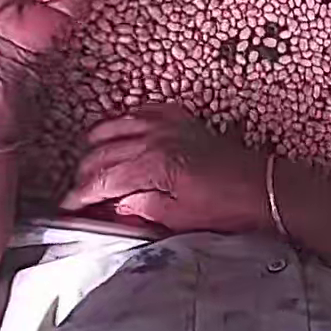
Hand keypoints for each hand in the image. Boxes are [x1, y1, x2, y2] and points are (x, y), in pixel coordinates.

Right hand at [60, 105, 274, 234]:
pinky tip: (120, 134)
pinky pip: (142, 112)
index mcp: (153, 165)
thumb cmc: (225, 207)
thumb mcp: (178, 217)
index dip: (80, 196)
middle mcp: (156, 138)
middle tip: (81, 194)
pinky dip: (125, 122)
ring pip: (115, 126)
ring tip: (93, 165)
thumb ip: (139, 207)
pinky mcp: (182, 120)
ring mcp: (169, 125)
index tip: (68, 209)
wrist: (262, 188)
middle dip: (85, 174)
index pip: (102, 179)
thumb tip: (112, 204)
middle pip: (102, 152)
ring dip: (98, 145)